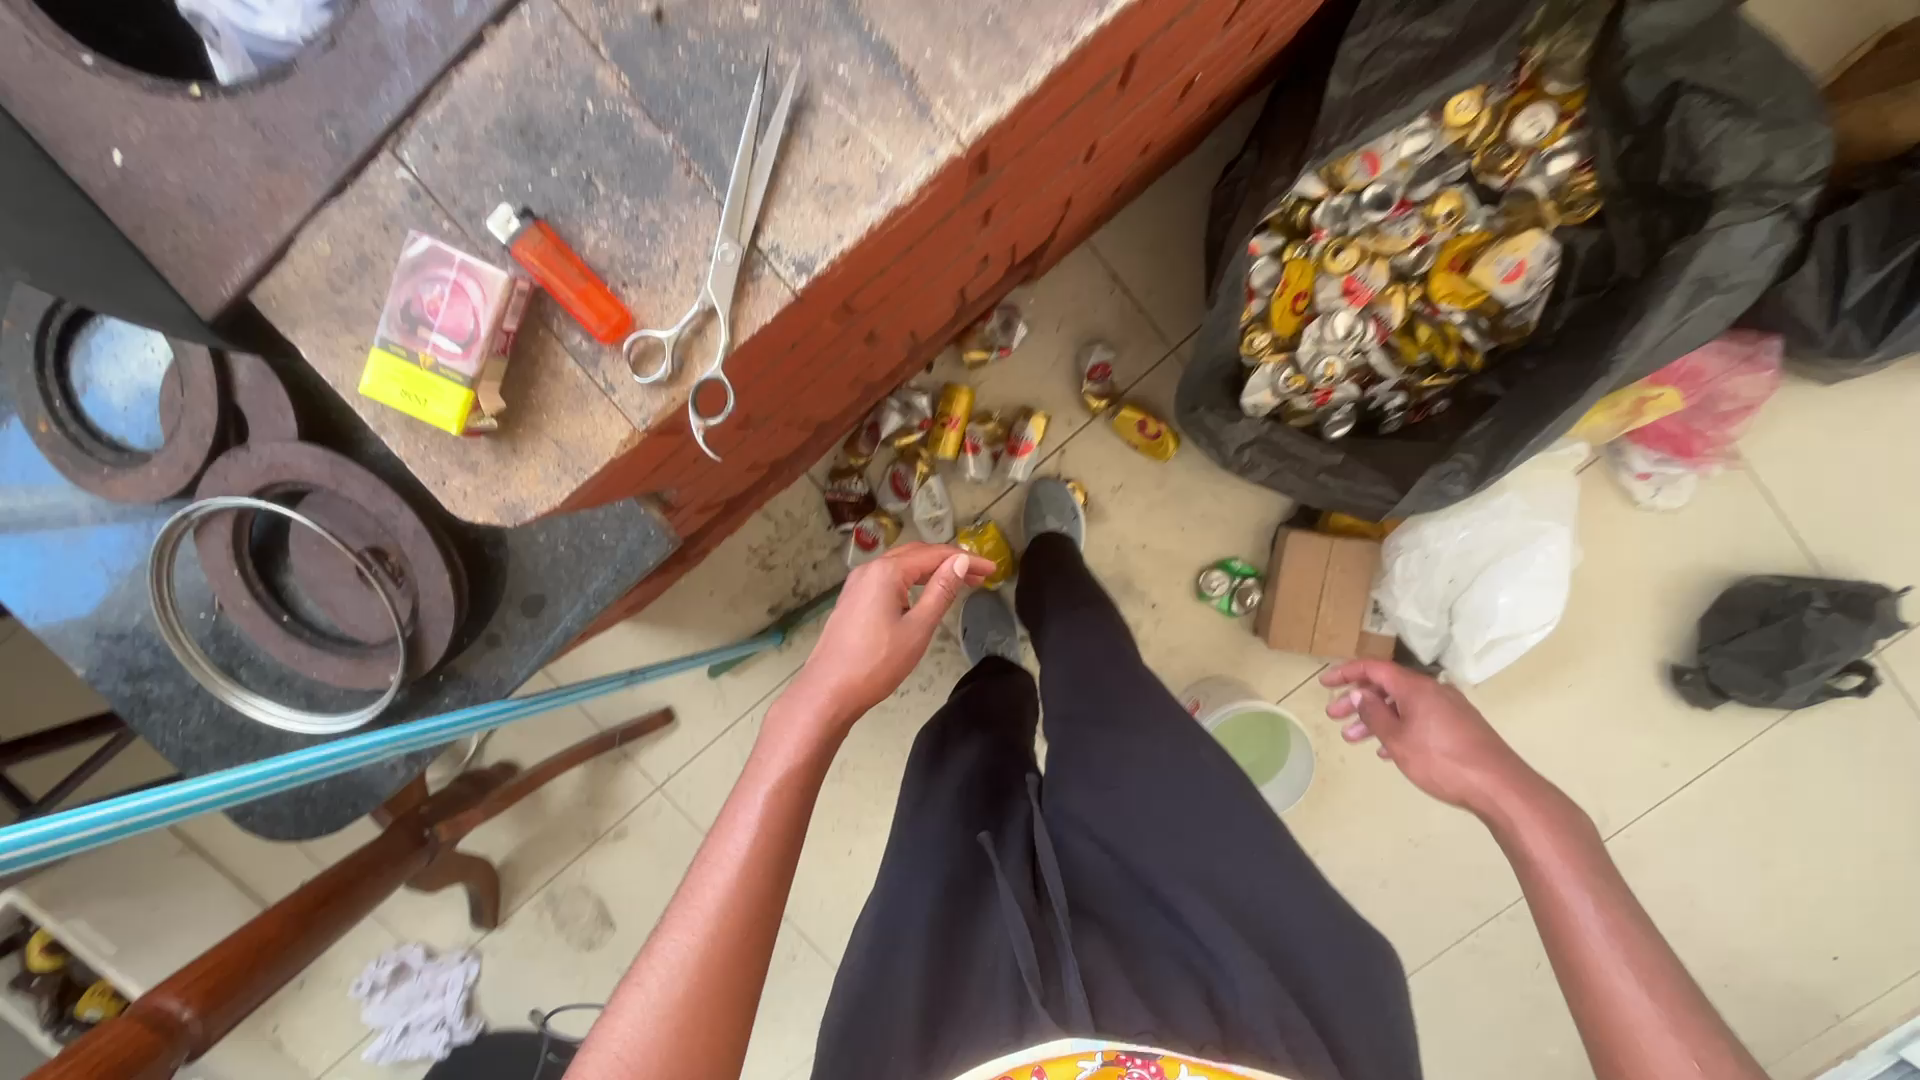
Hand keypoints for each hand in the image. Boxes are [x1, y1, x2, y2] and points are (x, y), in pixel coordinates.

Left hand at [782, 544, 992, 736]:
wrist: (829, 690)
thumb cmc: (877, 663)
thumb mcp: (918, 628)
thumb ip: (941, 591)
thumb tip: (960, 562)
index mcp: (886, 572)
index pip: (934, 555)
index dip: (966, 560)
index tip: (991, 570)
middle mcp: (870, 569)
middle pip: (916, 554)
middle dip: (949, 561)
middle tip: (978, 576)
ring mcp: (857, 584)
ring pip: (901, 566)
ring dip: (930, 570)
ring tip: (958, 583)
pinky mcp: (853, 599)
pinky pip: (887, 579)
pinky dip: (911, 580)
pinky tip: (923, 594)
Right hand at [1321, 660, 1537, 817]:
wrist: (1500, 787)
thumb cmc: (1441, 760)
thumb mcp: (1397, 739)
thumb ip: (1374, 714)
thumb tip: (1359, 694)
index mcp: (1416, 688)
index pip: (1373, 668)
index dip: (1346, 673)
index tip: (1324, 683)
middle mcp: (1432, 691)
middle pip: (1387, 686)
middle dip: (1357, 700)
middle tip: (1334, 716)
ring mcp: (1448, 708)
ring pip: (1402, 705)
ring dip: (1376, 718)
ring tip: (1354, 738)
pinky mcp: (1458, 726)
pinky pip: (1419, 718)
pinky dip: (1398, 727)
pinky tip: (1387, 750)